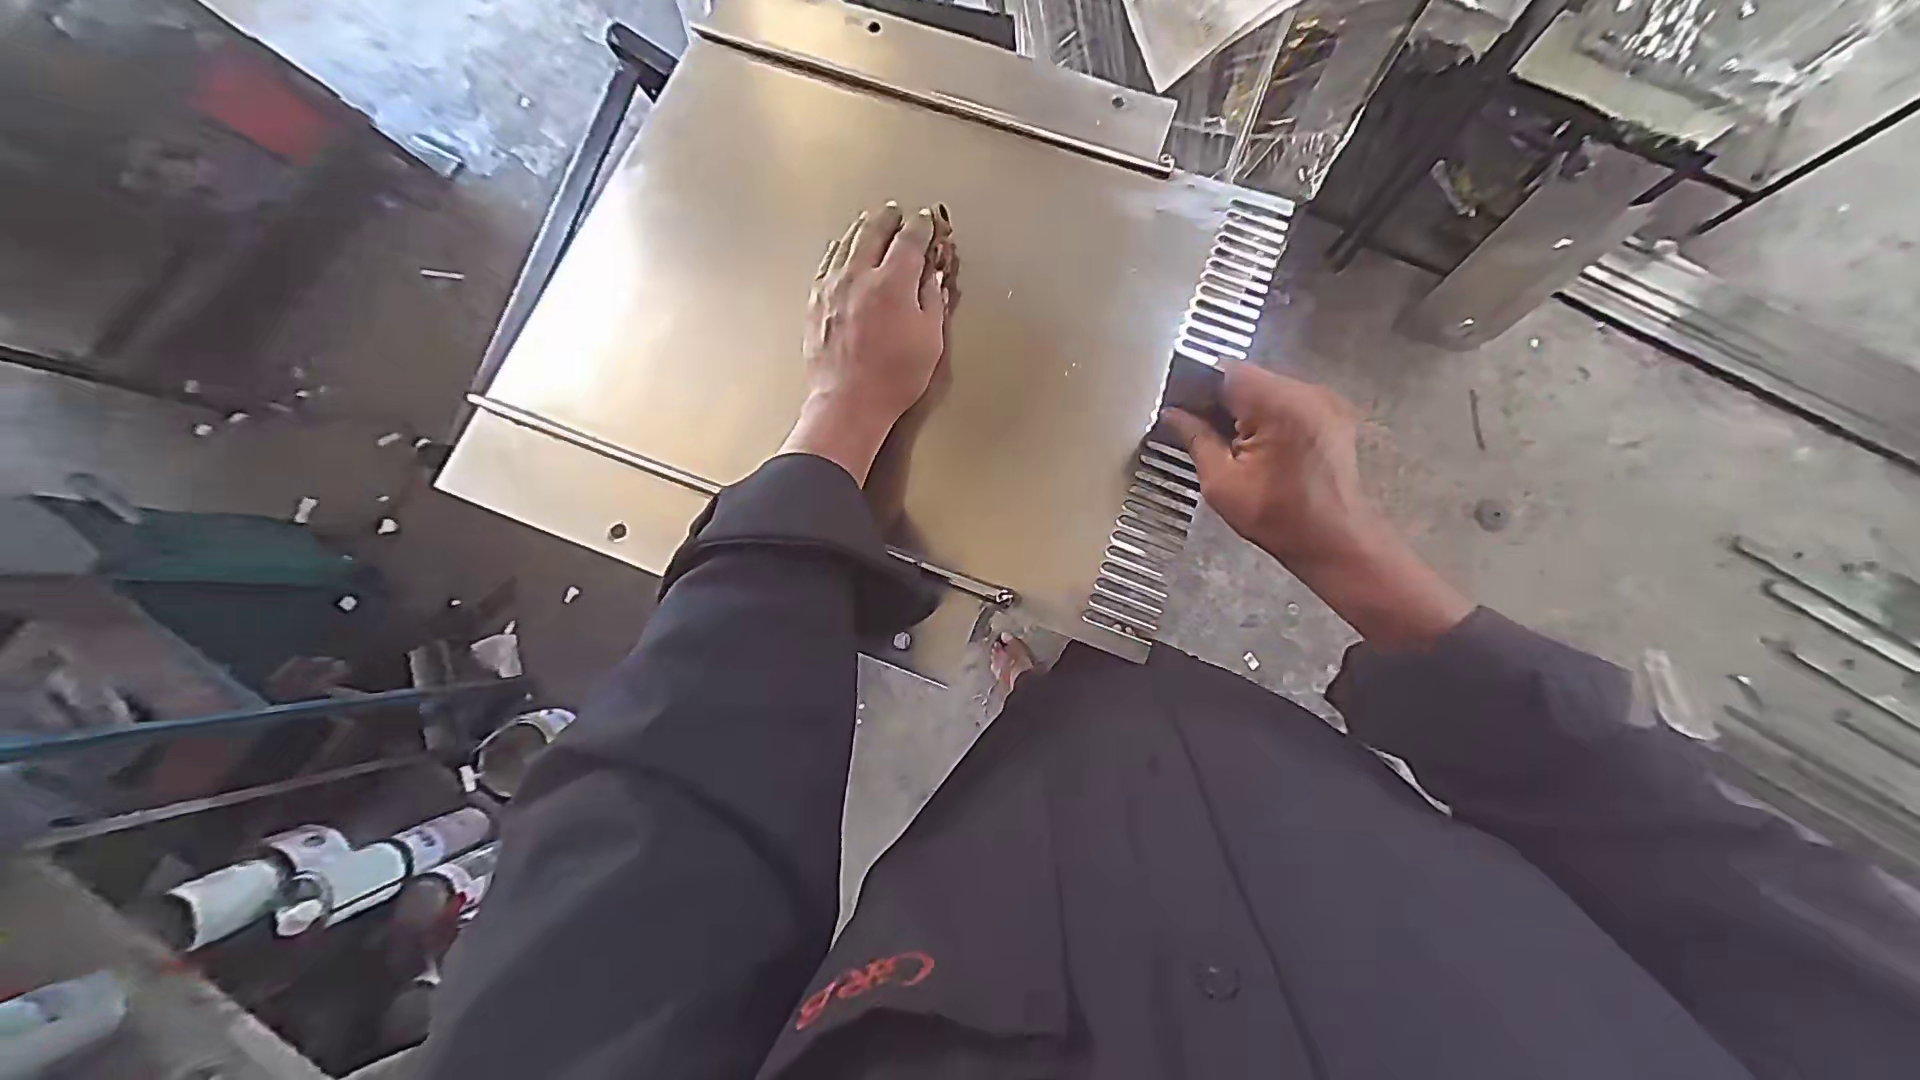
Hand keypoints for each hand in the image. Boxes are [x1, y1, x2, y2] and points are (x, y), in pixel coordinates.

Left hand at [780, 202, 951, 484]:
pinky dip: (838, 250)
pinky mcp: (816, 303)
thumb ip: (932, 300)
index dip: (922, 227)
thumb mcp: (930, 340)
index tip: (926, 222)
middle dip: (889, 219)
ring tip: (871, 223)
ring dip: (862, 228)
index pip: (910, 239)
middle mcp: (859, 276)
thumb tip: (931, 275)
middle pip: (874, 230)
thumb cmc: (892, 378)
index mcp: (893, 283)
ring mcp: (832, 287)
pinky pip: (826, 263)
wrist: (848, 401)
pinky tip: (841, 250)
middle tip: (897, 214)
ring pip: (846, 242)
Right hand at [1163, 363, 1469, 646]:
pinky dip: (1262, 415)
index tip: (1179, 409)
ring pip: (1263, 388)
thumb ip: (1195, 438)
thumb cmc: (1280, 518)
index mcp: (1279, 405)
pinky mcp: (1330, 413)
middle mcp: (1307, 393)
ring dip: (1239, 409)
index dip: (1194, 388)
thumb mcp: (1221, 481)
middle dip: (1216, 400)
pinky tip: (1252, 445)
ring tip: (1226, 443)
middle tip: (1196, 430)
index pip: (1225, 372)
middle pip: (1245, 378)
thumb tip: (1174, 415)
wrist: (1334, 540)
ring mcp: (1323, 401)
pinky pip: (1284, 401)